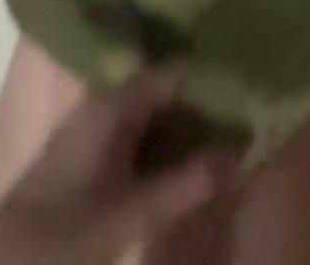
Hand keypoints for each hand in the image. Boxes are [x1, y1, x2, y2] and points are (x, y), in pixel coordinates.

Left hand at [0, 75, 238, 264]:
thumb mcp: (131, 216)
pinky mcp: (92, 156)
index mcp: (111, 105)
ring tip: (235, 125)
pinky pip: (143, 132)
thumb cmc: (57, 239)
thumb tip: (247, 149)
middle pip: (167, 88)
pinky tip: (195, 154)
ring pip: (156, 111)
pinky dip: (171, 139)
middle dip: (207, 96)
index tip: (252, 81)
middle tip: (251, 105)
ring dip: (190, 119)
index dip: (214, 75)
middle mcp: (103, 105)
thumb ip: (190, 183)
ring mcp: (95, 130)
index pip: (175, 71)